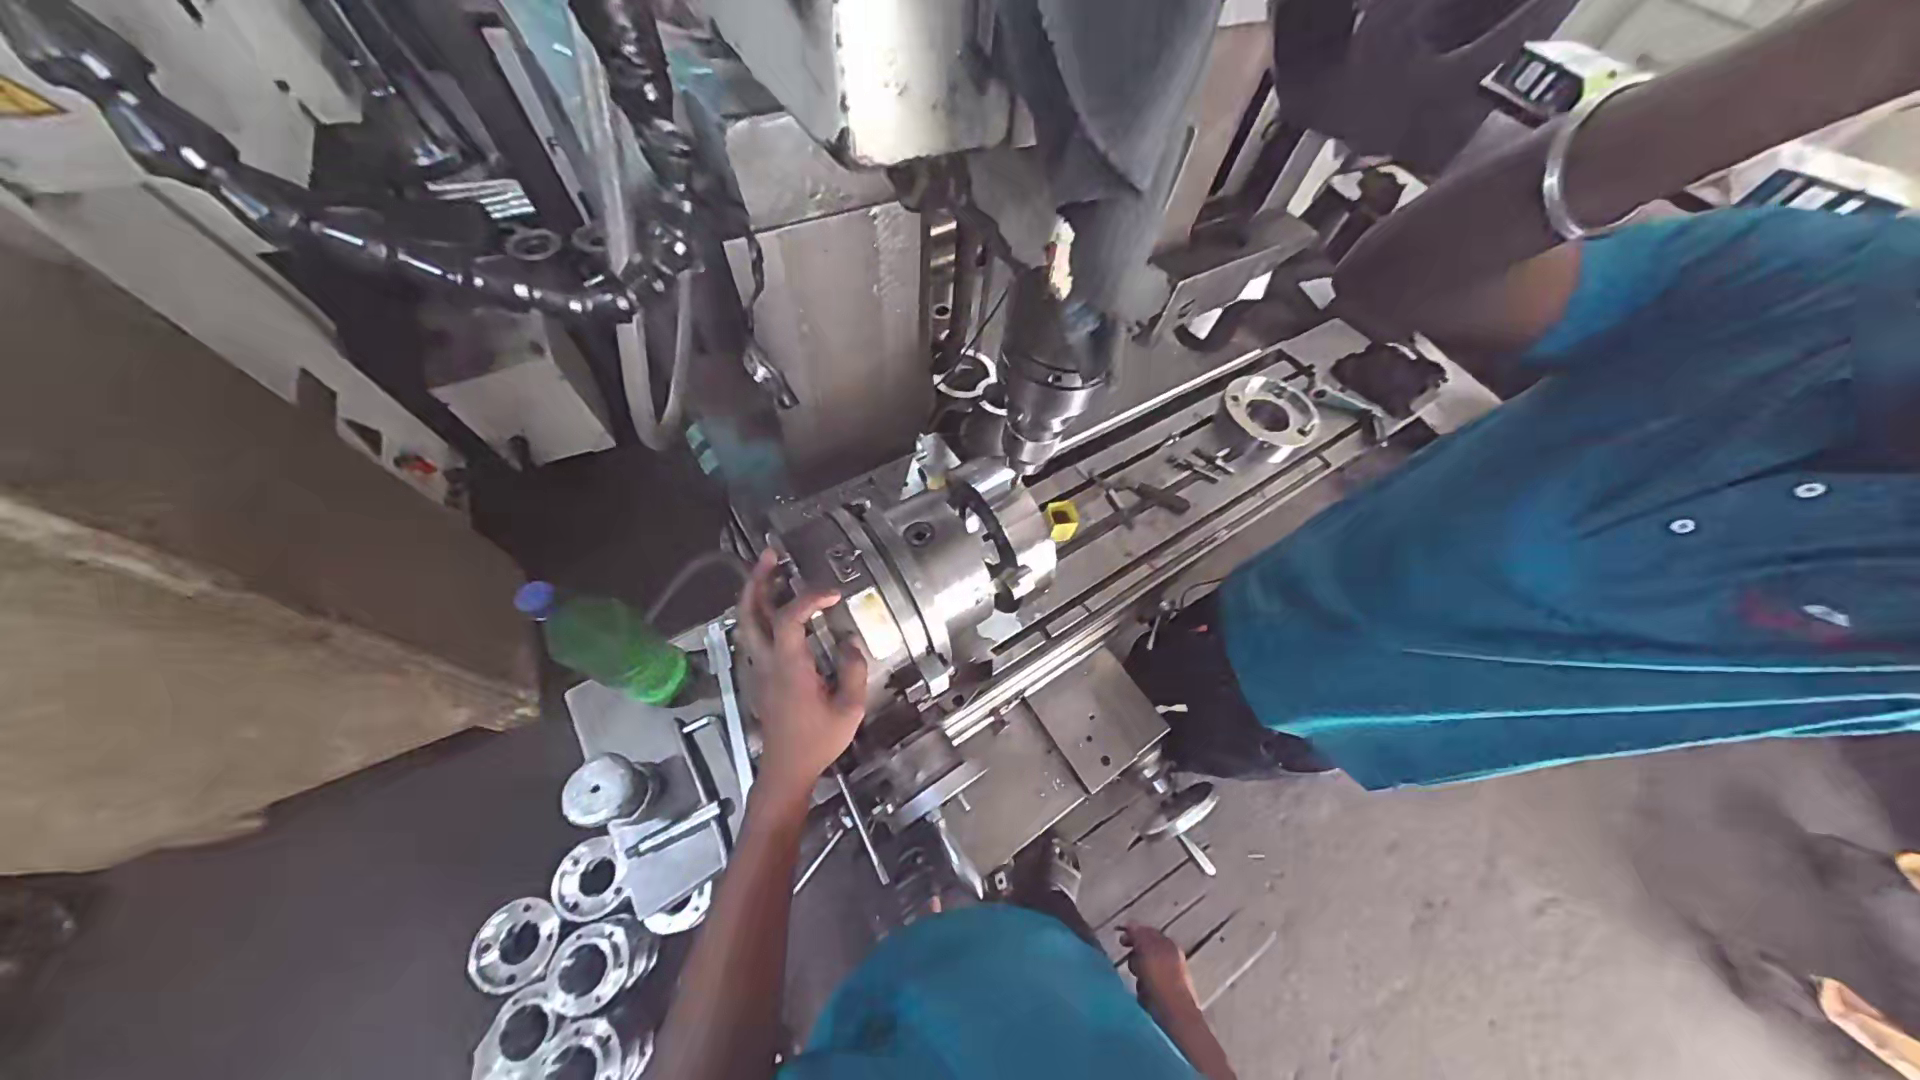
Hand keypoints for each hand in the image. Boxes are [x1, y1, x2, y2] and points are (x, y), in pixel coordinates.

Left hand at [737, 549, 868, 800]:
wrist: (787, 769)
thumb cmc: (817, 740)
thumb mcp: (849, 708)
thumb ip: (853, 670)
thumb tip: (850, 642)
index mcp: (789, 666)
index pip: (791, 618)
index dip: (810, 598)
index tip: (833, 594)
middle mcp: (766, 661)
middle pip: (749, 612)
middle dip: (757, 580)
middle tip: (771, 555)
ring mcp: (758, 668)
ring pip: (745, 623)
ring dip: (754, 594)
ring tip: (769, 572)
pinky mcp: (759, 677)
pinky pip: (752, 636)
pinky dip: (758, 613)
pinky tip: (773, 609)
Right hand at [1121, 923, 1198, 1017]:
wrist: (1176, 1015)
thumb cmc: (1159, 979)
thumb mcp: (1145, 949)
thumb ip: (1138, 934)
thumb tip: (1130, 925)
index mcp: (1168, 944)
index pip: (1147, 931)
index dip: (1132, 932)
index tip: (1118, 937)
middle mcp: (1171, 957)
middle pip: (1145, 949)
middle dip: (1135, 955)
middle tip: (1130, 962)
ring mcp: (1171, 976)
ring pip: (1146, 967)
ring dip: (1138, 972)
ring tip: (1137, 980)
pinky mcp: (1168, 994)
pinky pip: (1149, 984)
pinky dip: (1144, 986)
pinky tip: (1144, 994)